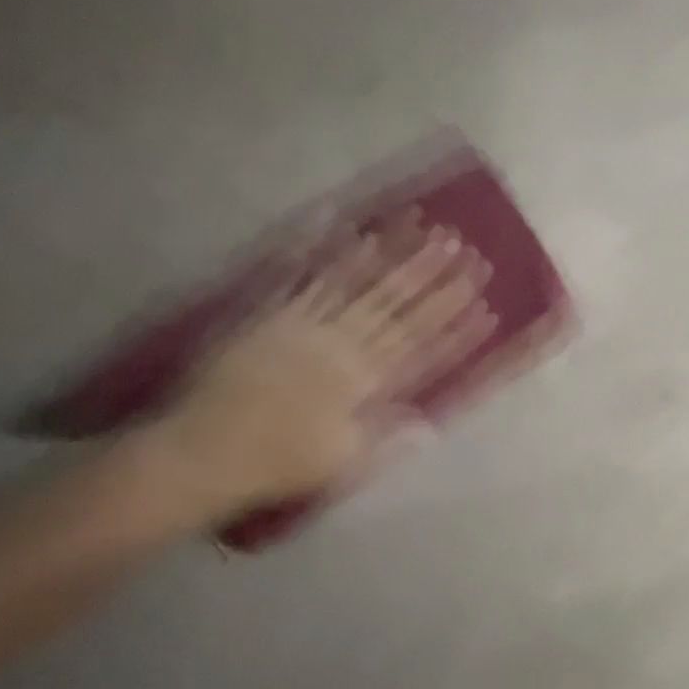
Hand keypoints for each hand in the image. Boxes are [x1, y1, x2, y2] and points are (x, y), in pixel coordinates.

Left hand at [140, 227, 496, 529]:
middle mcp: (343, 345)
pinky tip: (349, 227)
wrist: (204, 452)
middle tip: (463, 246)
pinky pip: (303, 276)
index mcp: (364, 382)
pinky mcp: (272, 314)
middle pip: (396, 305)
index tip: (484, 301)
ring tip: (422, 225)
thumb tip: (432, 422)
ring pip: (358, 282)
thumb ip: (388, 436)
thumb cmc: (278, 463)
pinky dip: (327, 251)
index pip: (420, 346)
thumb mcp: (343, 460)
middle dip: (433, 276)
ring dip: (393, 253)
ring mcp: (306, 324)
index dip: (454, 324)